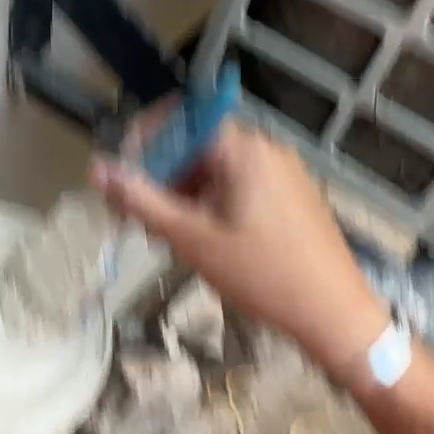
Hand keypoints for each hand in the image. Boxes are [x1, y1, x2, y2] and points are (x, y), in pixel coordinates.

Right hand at [91, 119, 389, 382]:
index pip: (181, 116)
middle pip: (194, 143)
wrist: (337, 317)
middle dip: (158, 173)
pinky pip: (236, 183)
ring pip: (213, 167)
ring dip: (180, 191)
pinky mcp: (289, 195)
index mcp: (243, 149)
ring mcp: (281, 172)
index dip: (144, 137)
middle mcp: (264, 149)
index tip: (123, 174)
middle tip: (135, 216)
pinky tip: (197, 238)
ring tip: (163, 234)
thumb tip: (96, 168)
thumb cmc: (262, 274)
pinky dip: (207, 201)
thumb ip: (140, 199)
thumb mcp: (190, 238)